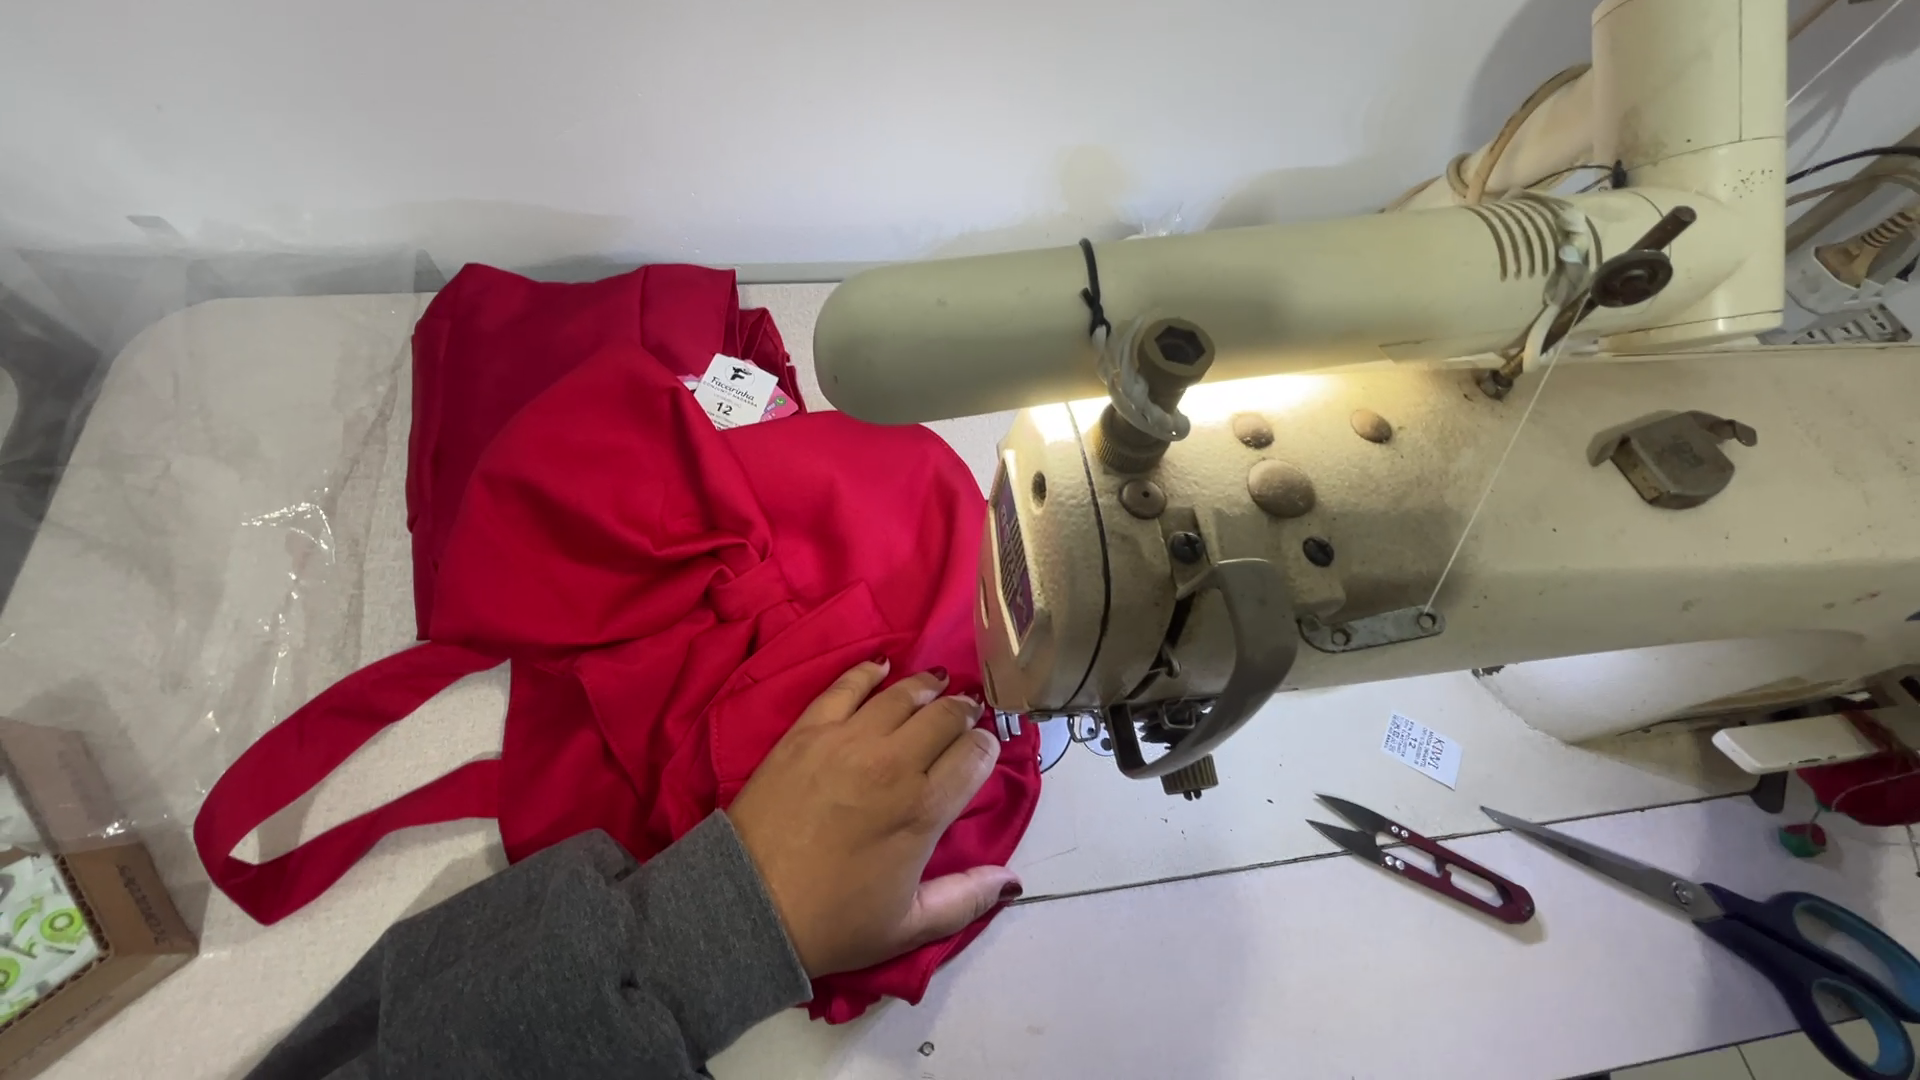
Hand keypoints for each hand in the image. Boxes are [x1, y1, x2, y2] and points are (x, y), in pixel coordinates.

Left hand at [727, 659, 1020, 977]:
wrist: (748, 908)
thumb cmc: (833, 921)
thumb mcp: (910, 925)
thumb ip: (968, 898)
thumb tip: (1014, 881)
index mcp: (924, 809)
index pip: (975, 754)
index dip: (986, 746)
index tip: (982, 749)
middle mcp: (894, 762)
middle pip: (945, 715)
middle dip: (963, 710)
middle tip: (963, 712)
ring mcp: (849, 740)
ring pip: (902, 694)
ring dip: (927, 686)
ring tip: (936, 683)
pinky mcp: (809, 730)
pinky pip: (846, 686)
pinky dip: (868, 670)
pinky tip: (882, 664)